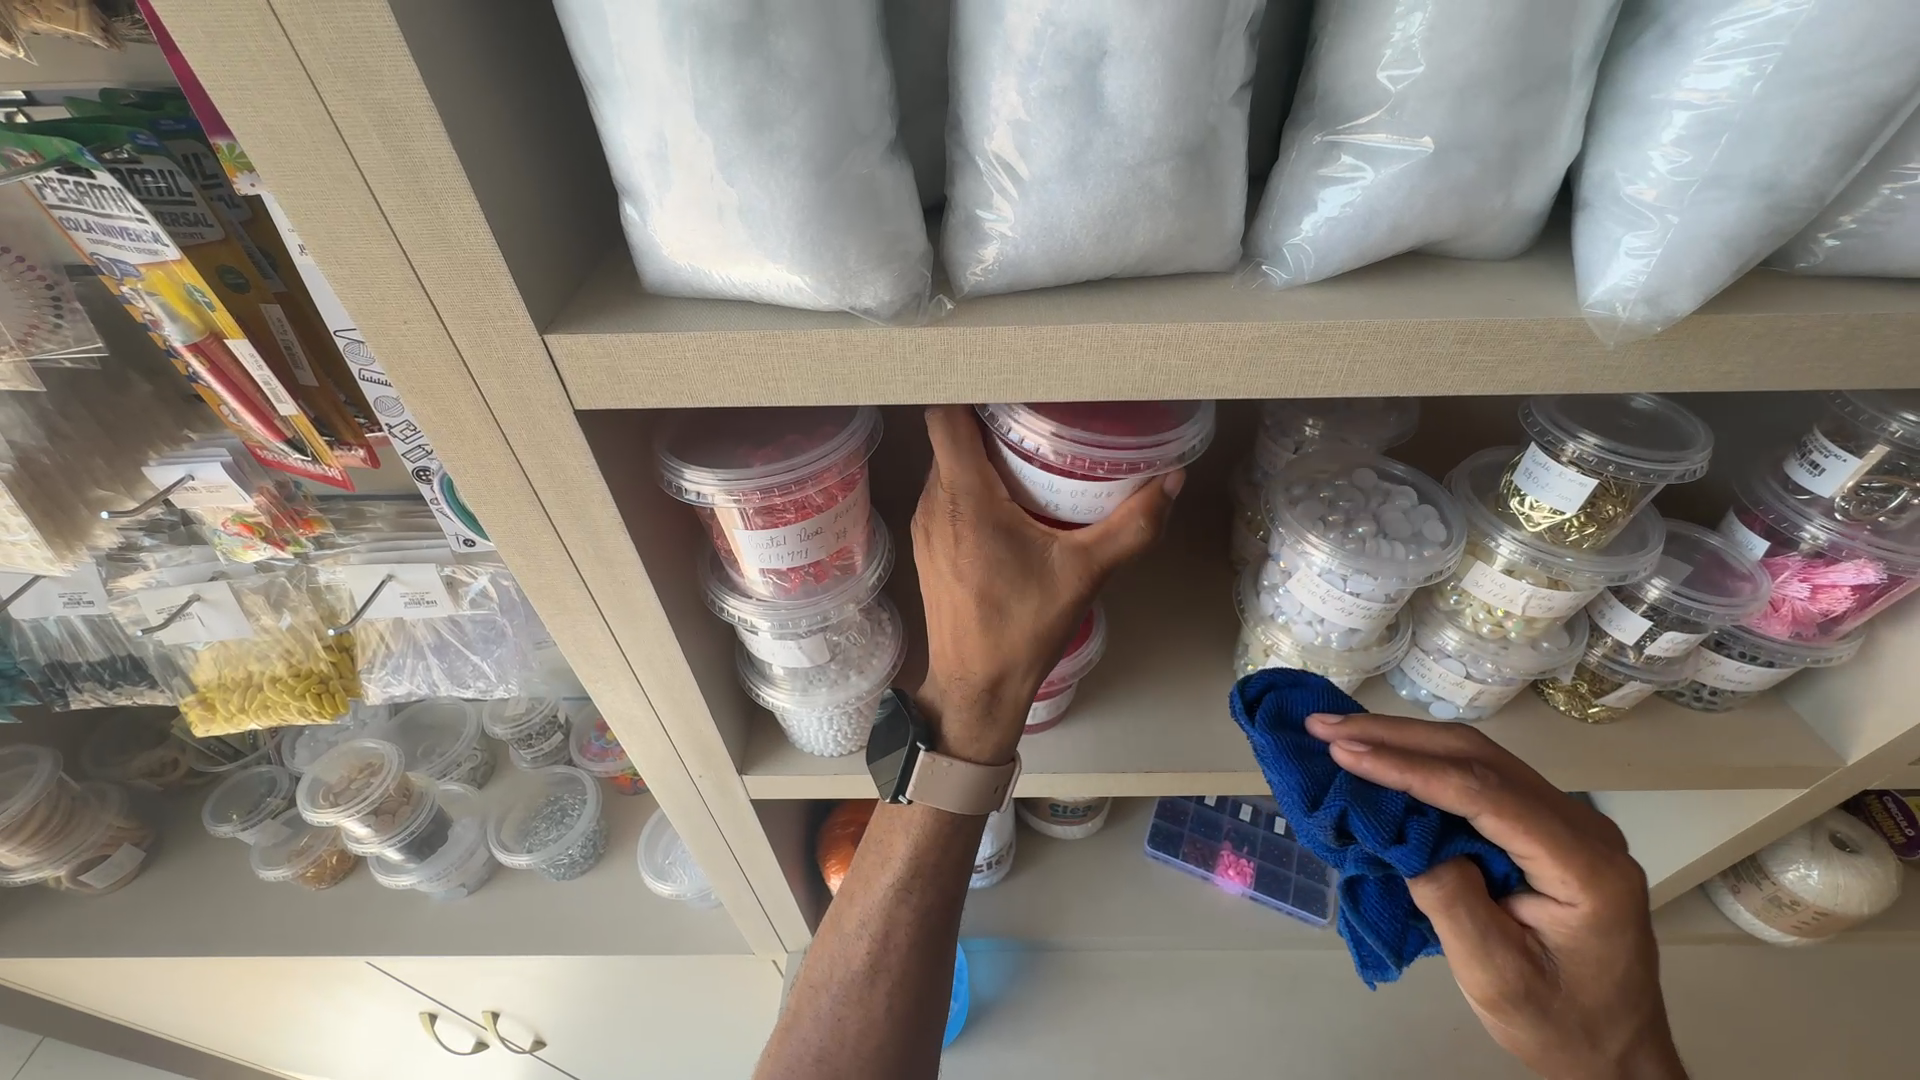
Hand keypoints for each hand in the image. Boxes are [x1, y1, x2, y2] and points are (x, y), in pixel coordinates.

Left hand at [910, 405, 1181, 764]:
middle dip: (987, 423)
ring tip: (1027, 455)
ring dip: (979, 457)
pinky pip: (944, 496)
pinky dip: (970, 486)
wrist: (975, 686)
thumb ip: (1133, 526)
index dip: (970, 391)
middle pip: (948, 438)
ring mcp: (925, 526)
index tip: (1011, 387)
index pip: (944, 417)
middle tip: (1037, 418)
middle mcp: (934, 503)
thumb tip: (1172, 481)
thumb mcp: (1085, 574)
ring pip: (945, 468)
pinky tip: (1009, 502)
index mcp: (965, 498)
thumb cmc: (1023, 627)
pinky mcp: (927, 547)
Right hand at [1304, 712, 1686, 1079]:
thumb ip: (1450, 898)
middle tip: (1322, 726)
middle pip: (1476, 757)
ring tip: (1337, 731)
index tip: (1342, 752)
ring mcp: (1561, 818)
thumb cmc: (1556, 1022)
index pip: (1483, 793)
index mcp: (1583, 864)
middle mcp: (1579, 825)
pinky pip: (1473, 774)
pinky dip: (1418, 758)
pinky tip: (1380, 752)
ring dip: (1401, 740)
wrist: (1612, 1052)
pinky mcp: (1537, 822)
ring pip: (1473, 755)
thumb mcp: (1496, 974)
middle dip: (1393, 737)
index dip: (1407, 768)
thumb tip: (1400, 833)